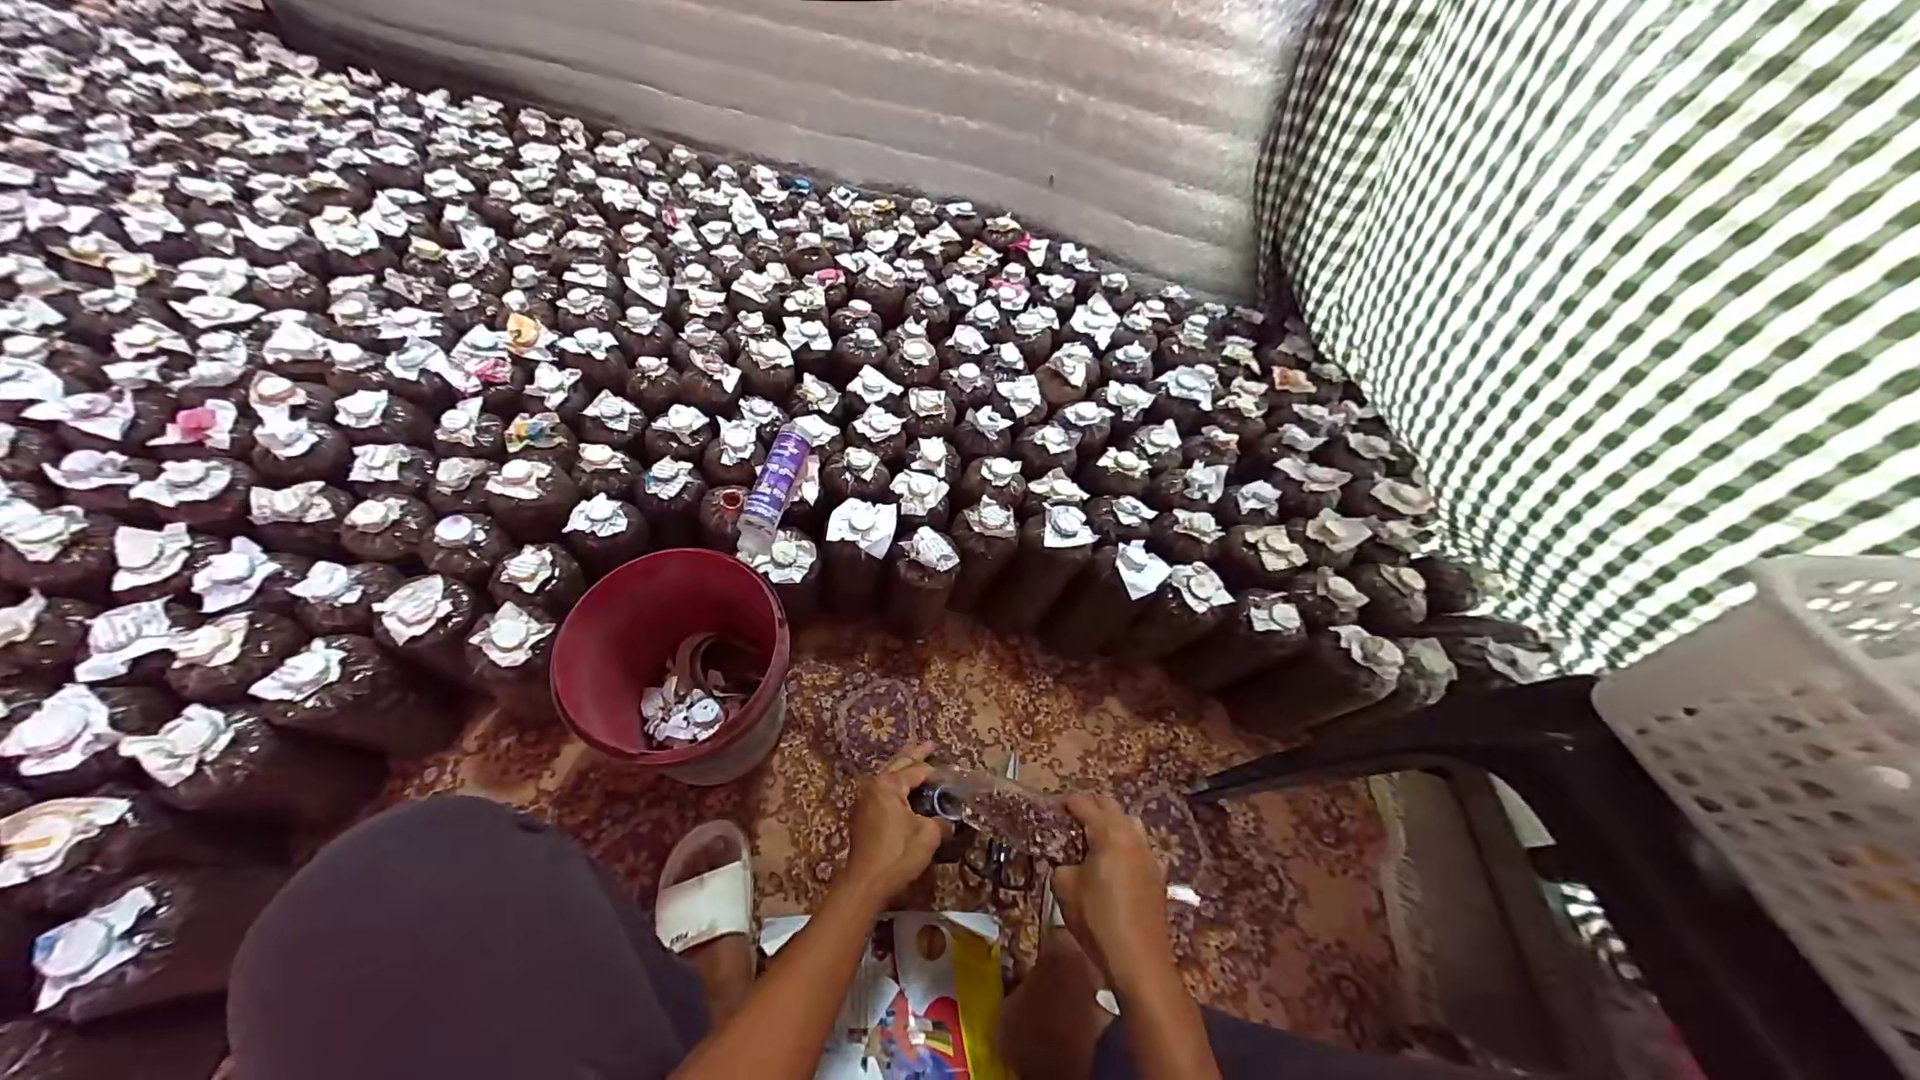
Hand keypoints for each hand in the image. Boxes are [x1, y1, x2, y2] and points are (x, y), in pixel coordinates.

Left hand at [839, 742, 949, 908]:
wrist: (865, 883)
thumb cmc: (898, 854)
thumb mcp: (928, 835)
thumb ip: (941, 821)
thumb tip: (948, 820)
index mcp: (888, 784)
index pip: (917, 770)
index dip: (935, 771)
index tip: (950, 769)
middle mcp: (873, 786)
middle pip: (898, 765)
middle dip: (914, 754)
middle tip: (929, 744)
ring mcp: (864, 800)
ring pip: (887, 776)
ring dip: (902, 768)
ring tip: (915, 758)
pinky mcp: (861, 815)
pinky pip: (881, 790)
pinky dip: (894, 784)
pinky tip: (901, 786)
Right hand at [1052, 794, 1172, 990]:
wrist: (1139, 961)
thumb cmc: (1098, 920)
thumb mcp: (1065, 888)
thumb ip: (1060, 864)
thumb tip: (1064, 860)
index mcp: (1108, 833)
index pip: (1084, 804)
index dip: (1065, 802)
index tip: (1052, 809)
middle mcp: (1132, 836)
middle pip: (1110, 806)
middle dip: (1089, 806)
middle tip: (1069, 820)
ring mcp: (1149, 855)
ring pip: (1129, 822)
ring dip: (1110, 822)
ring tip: (1092, 838)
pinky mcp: (1158, 875)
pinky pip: (1139, 846)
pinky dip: (1125, 844)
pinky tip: (1114, 863)